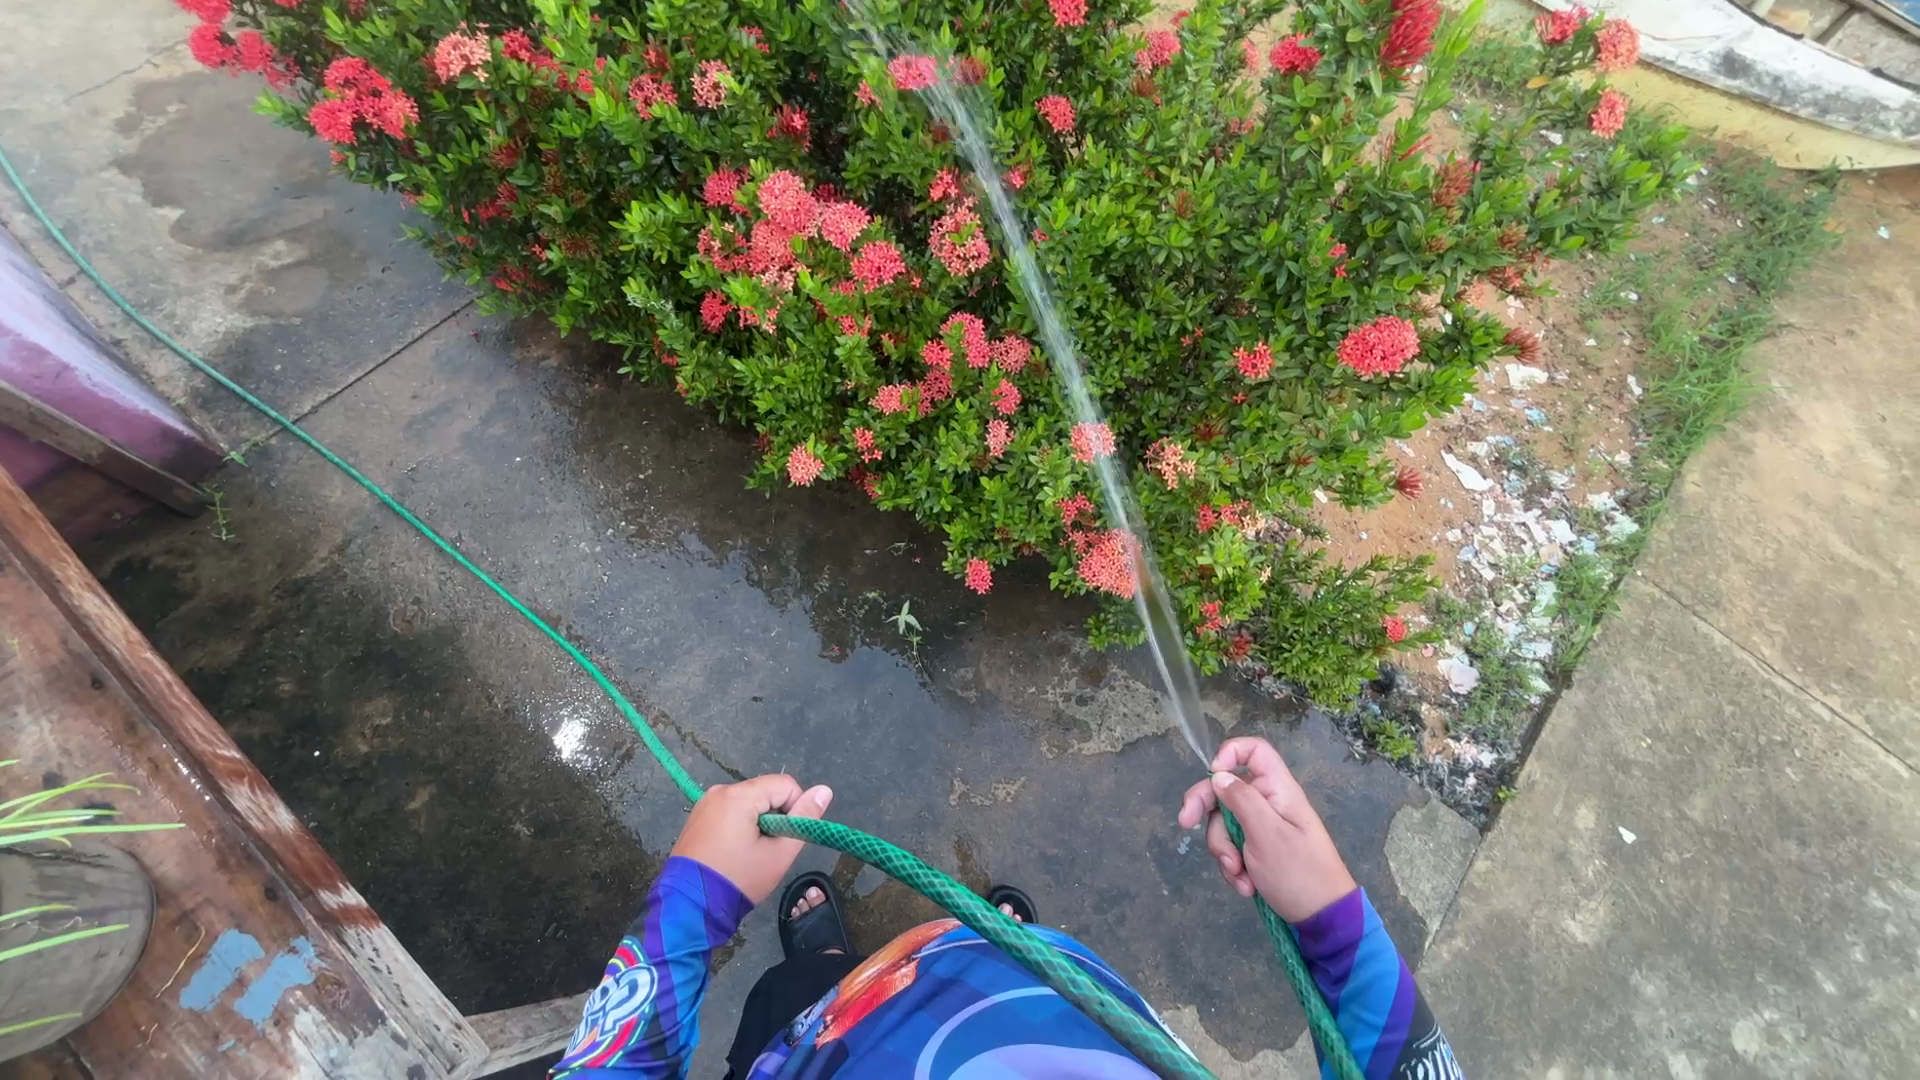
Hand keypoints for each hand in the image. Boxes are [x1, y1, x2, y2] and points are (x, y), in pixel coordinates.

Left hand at [671, 775, 832, 904]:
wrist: (687, 911)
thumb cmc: (738, 880)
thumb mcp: (778, 854)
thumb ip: (804, 819)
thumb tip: (825, 789)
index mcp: (739, 795)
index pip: (786, 785)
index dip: (796, 809)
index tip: (786, 839)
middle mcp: (720, 791)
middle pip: (766, 792)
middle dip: (775, 817)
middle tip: (767, 851)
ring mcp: (705, 804)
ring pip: (748, 803)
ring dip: (758, 823)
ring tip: (749, 855)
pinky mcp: (696, 819)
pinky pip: (730, 812)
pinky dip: (739, 827)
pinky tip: (733, 854)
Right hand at [1177, 737, 1356, 922]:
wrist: (1323, 922)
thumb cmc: (1300, 873)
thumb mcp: (1267, 835)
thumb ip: (1241, 800)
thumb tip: (1217, 775)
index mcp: (1278, 790)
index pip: (1253, 751)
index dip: (1229, 754)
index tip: (1212, 776)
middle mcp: (1267, 802)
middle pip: (1225, 788)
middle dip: (1205, 810)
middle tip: (1185, 824)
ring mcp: (1261, 826)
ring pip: (1223, 822)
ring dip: (1224, 850)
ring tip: (1239, 875)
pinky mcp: (1256, 849)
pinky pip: (1231, 846)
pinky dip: (1233, 866)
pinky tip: (1245, 885)